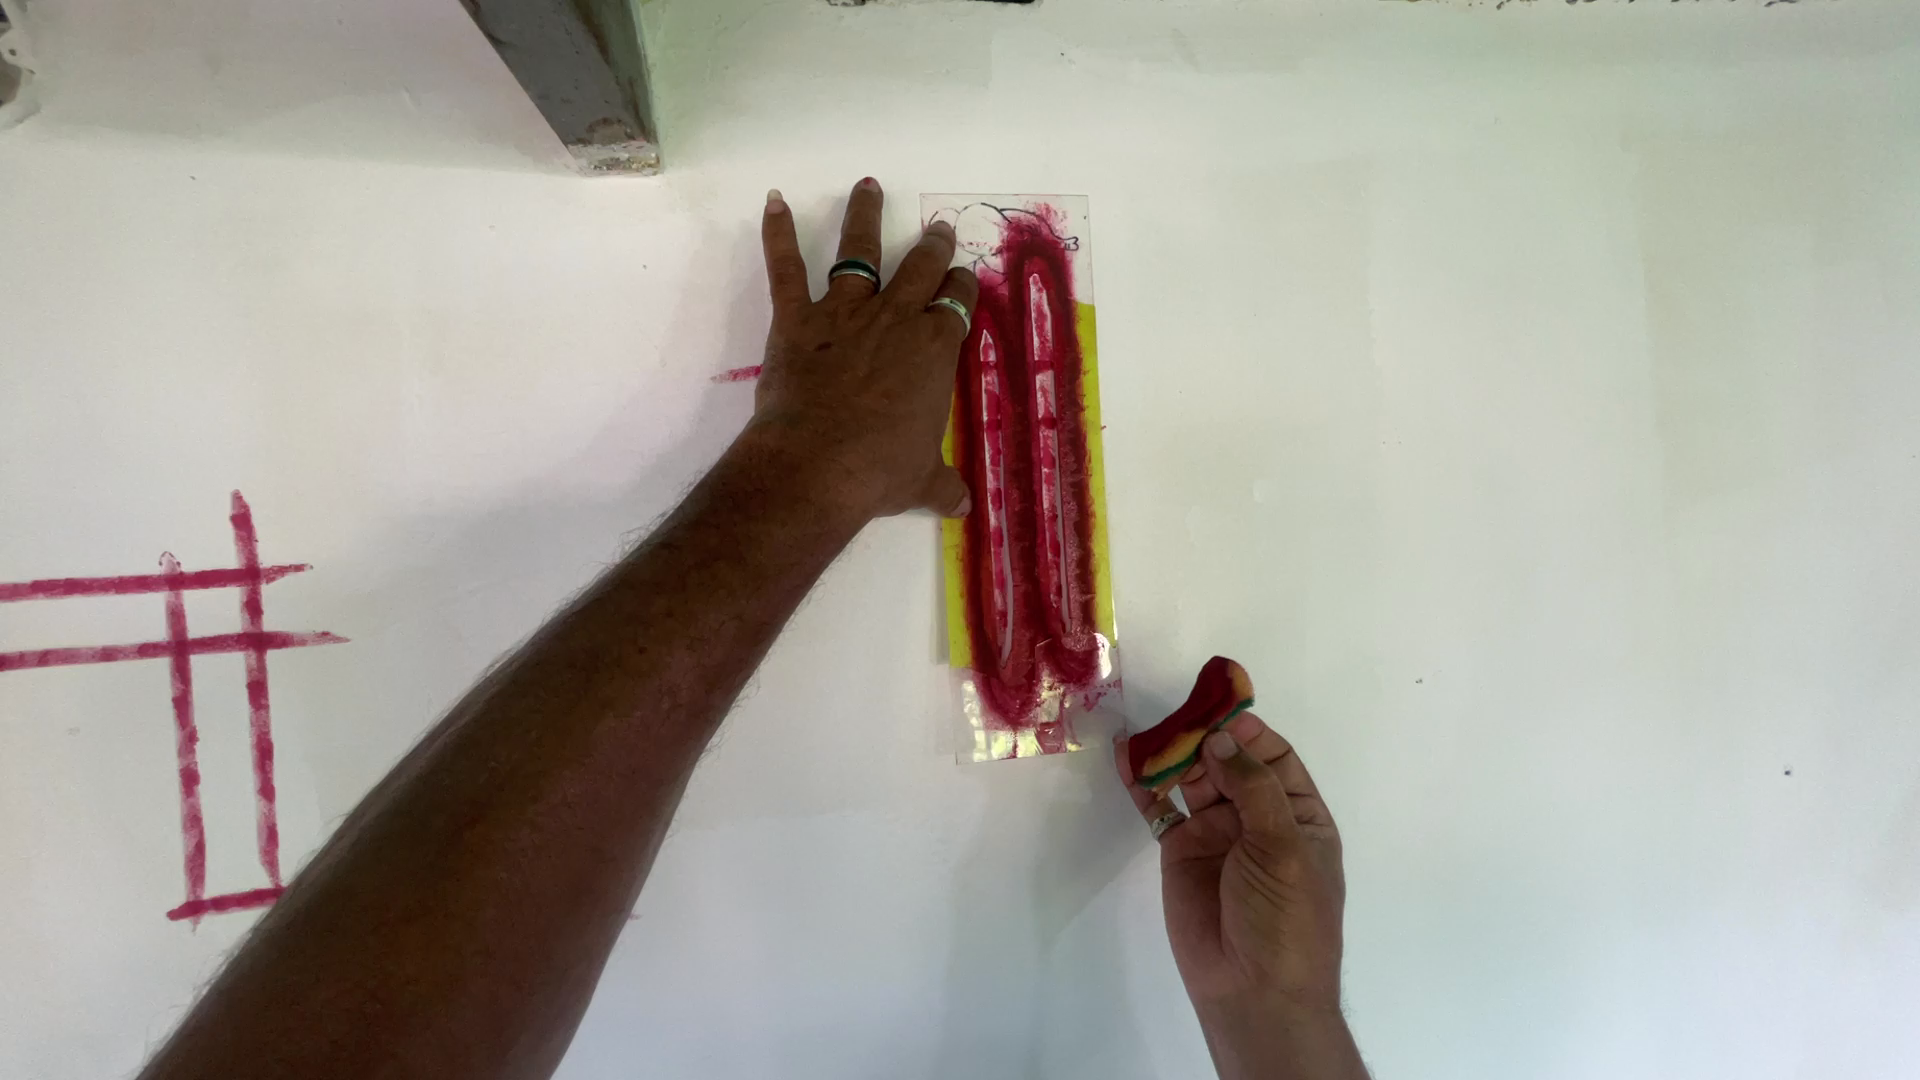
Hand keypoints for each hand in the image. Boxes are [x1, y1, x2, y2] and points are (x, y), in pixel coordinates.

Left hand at [751, 178, 978, 521]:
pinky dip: (778, 233)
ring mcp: (845, 313)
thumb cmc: (881, 471)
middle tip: (938, 229)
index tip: (963, 280)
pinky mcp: (797, 320)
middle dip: (933, 246)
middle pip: (921, 267)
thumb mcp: (923, 483)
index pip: (957, 303)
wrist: (817, 466)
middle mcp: (896, 318)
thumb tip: (964, 507)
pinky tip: (773, 203)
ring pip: (858, 252)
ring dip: (866, 217)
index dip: (963, 288)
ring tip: (869, 186)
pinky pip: (786, 268)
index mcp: (935, 350)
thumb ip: (945, 488)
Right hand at [1116, 713, 1366, 1079]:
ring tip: (1148, 733)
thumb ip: (1252, 788)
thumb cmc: (1285, 917)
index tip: (1216, 706)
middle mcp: (1256, 816)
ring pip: (1192, 777)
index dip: (1247, 730)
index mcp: (1297, 814)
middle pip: (1228, 761)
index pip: (1273, 757)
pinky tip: (1126, 757)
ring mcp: (1215, 830)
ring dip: (1172, 754)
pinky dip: (1143, 782)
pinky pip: (1160, 805)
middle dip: (1203, 737)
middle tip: (1175, 717)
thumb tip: (1218, 738)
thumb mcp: (1283, 848)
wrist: (1251, 990)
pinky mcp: (1180, 847)